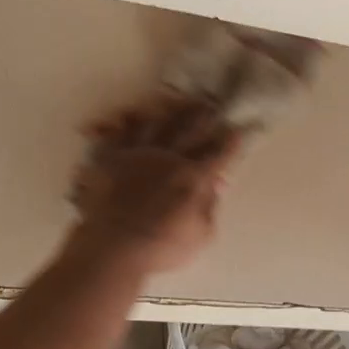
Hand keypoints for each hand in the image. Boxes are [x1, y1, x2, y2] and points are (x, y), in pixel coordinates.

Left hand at [68, 95, 240, 273]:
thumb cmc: (163, 247)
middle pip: (189, 130)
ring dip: (167, 111)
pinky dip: (124, 123)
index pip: (218, 155)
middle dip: (203, 116)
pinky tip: (128, 115)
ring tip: (174, 100)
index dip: (230, 143)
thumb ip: (209, 209)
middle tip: (210, 104)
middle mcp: (168, 158)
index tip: (237, 130)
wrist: (115, 246)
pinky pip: (118, 134)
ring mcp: (138, 154)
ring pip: (155, 124)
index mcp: (193, 177)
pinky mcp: (110, 158)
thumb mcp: (201, 236)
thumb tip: (213, 188)